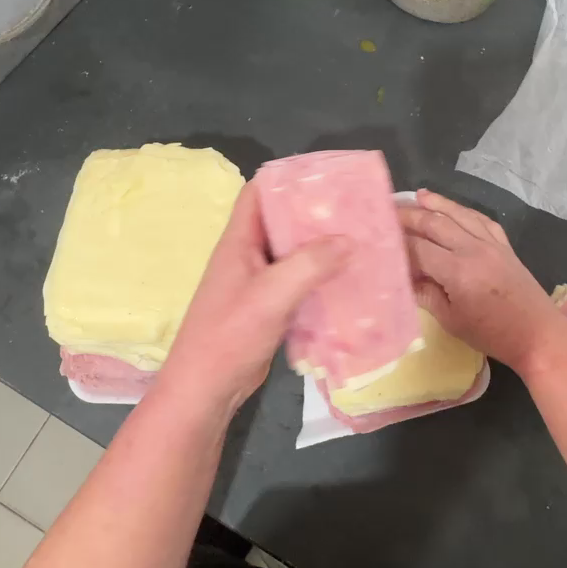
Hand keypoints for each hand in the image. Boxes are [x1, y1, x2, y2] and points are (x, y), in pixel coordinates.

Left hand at [154, 182, 349, 416]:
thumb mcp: (271, 296)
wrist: (206, 390)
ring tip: (361, 239)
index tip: (326, 177)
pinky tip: (349, 280)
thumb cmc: (229, 336)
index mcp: (239, 241)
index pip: (258, 193)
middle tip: (356, 209)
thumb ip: (309, 265)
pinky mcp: (269, 307)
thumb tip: (350, 239)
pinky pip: (298, 281)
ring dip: (321, 246)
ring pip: (293, 252)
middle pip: (282, 220)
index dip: (287, 178)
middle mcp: (248, 255)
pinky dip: (320, 276)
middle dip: (315, 213)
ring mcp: (258, 282)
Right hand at [398, 190, 565, 369]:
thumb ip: (427, 294)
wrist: (539, 335)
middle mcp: (473, 250)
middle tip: (391, 210)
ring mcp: (492, 244)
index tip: (382, 237)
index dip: (399, 242)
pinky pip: (481, 220)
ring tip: (418, 195)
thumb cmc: (492, 334)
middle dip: (411, 215)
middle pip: (436, 223)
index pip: (419, 248)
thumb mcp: (452, 321)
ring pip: (459, 214)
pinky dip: (464, 211)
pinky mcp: (505, 245)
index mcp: (458, 271)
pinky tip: (453, 208)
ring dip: (437, 203)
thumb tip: (406, 278)